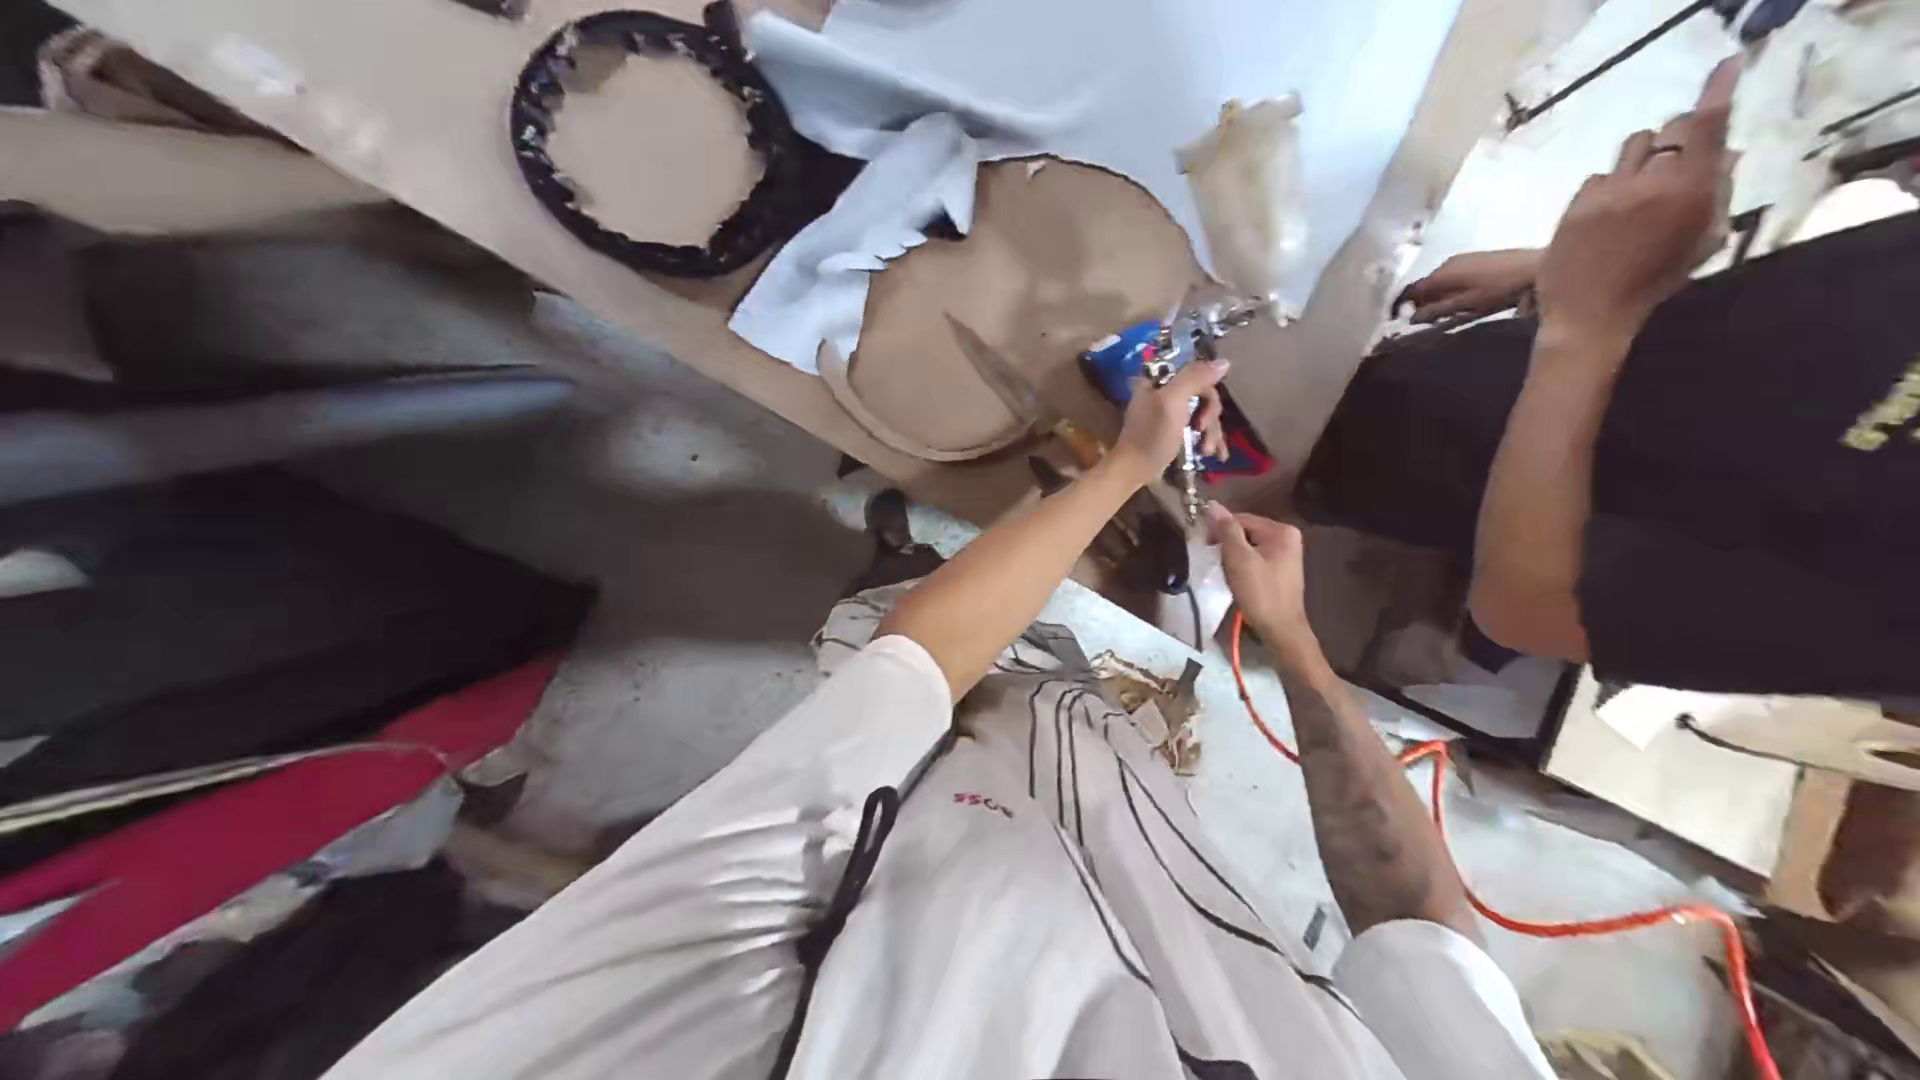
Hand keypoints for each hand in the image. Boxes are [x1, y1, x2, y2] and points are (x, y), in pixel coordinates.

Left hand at [1109, 358, 1228, 484]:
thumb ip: (1194, 378)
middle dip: (1210, 417)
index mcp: (1159, 381)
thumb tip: (1224, 362)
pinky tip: (1216, 454)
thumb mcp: (1171, 401)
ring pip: (1204, 415)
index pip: (1196, 374)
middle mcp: (1165, 394)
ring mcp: (1171, 414)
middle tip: (1202, 432)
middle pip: (1204, 396)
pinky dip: (1209, 441)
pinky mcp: (1175, 433)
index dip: (1207, 392)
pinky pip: (1200, 430)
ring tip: (1206, 451)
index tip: (1206, 412)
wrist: (1135, 470)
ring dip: (1211, 433)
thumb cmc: (1150, 435)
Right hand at [1206, 504, 1321, 669]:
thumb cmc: (1260, 592)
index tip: (1205, 546)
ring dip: (1233, 555)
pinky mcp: (1281, 567)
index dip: (1220, 529)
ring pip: (1249, 544)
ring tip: (1227, 571)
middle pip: (1246, 531)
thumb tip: (1212, 505)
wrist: (1280, 628)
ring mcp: (1286, 553)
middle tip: (1217, 562)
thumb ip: (1226, 530)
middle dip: (1227, 544)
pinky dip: (1243, 564)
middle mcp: (1288, 537)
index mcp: (1281, 531)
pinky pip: (1256, 556)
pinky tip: (1237, 578)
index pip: (1241, 519)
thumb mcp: (1238, 559)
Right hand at [1394, 249, 1542, 323]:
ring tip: (1447, 311)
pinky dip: (1451, 288)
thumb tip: (1411, 319)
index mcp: (1441, 274)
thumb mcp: (1465, 305)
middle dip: (1422, 302)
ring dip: (1438, 296)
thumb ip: (1436, 311)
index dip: (1403, 306)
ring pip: (1439, 280)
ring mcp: (1463, 258)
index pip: (1411, 290)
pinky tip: (1462, 298)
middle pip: (1425, 285)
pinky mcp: (1477, 258)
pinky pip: (1453, 275)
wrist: (1537, 267)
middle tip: (1428, 320)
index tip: (1403, 321)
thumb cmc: (1498, 289)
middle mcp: (1447, 263)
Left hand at [1535, 57, 1738, 347]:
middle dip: (1677, 137)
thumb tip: (1724, 152)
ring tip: (1637, 189)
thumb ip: (1716, 190)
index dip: (1717, 90)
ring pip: (1629, 150)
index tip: (1726, 66)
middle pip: (1667, 131)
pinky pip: (1596, 179)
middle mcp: (1646, 183)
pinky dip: (1607, 186)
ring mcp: (1604, 196)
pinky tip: (1606, 211)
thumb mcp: (1703, 238)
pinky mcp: (1572, 210)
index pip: (1706, 123)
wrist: (1589, 313)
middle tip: (1676, 159)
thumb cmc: (1653, 281)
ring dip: (1641, 159)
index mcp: (1688, 188)